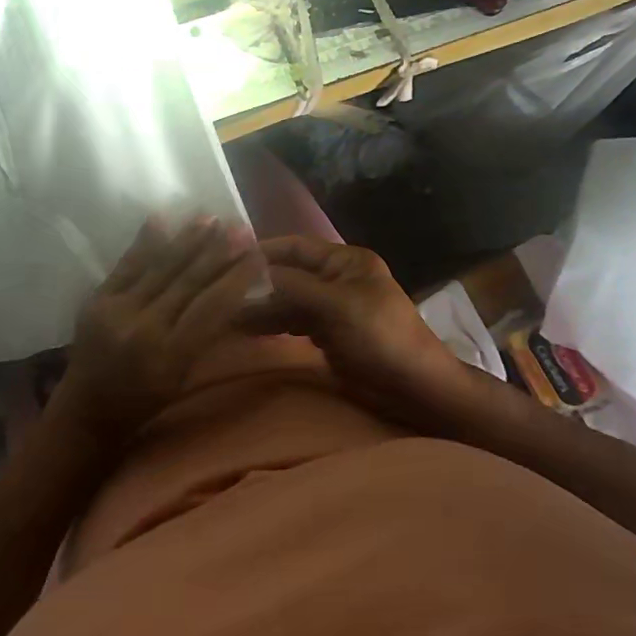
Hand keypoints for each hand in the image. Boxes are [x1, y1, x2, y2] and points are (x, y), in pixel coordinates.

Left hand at [50, 215, 264, 443]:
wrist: (87, 409)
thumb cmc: (145, 402)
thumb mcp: (183, 376)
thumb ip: (204, 335)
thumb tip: (231, 293)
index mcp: (171, 355)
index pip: (212, 307)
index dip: (237, 278)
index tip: (256, 254)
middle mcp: (145, 328)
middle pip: (189, 281)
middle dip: (217, 252)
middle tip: (239, 228)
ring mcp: (116, 310)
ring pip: (160, 267)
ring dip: (187, 240)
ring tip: (209, 218)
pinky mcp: (96, 299)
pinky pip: (126, 264)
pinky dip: (146, 241)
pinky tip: (162, 218)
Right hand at [250, 235, 487, 422]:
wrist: (414, 388)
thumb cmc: (381, 336)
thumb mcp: (337, 305)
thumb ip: (294, 285)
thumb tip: (252, 272)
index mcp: (346, 262)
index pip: (296, 247)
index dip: (264, 251)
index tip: (228, 258)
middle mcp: (336, 279)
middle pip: (288, 274)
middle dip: (257, 284)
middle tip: (221, 294)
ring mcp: (331, 308)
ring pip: (287, 300)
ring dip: (260, 308)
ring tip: (227, 317)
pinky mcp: (327, 334)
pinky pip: (293, 323)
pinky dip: (272, 326)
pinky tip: (249, 331)